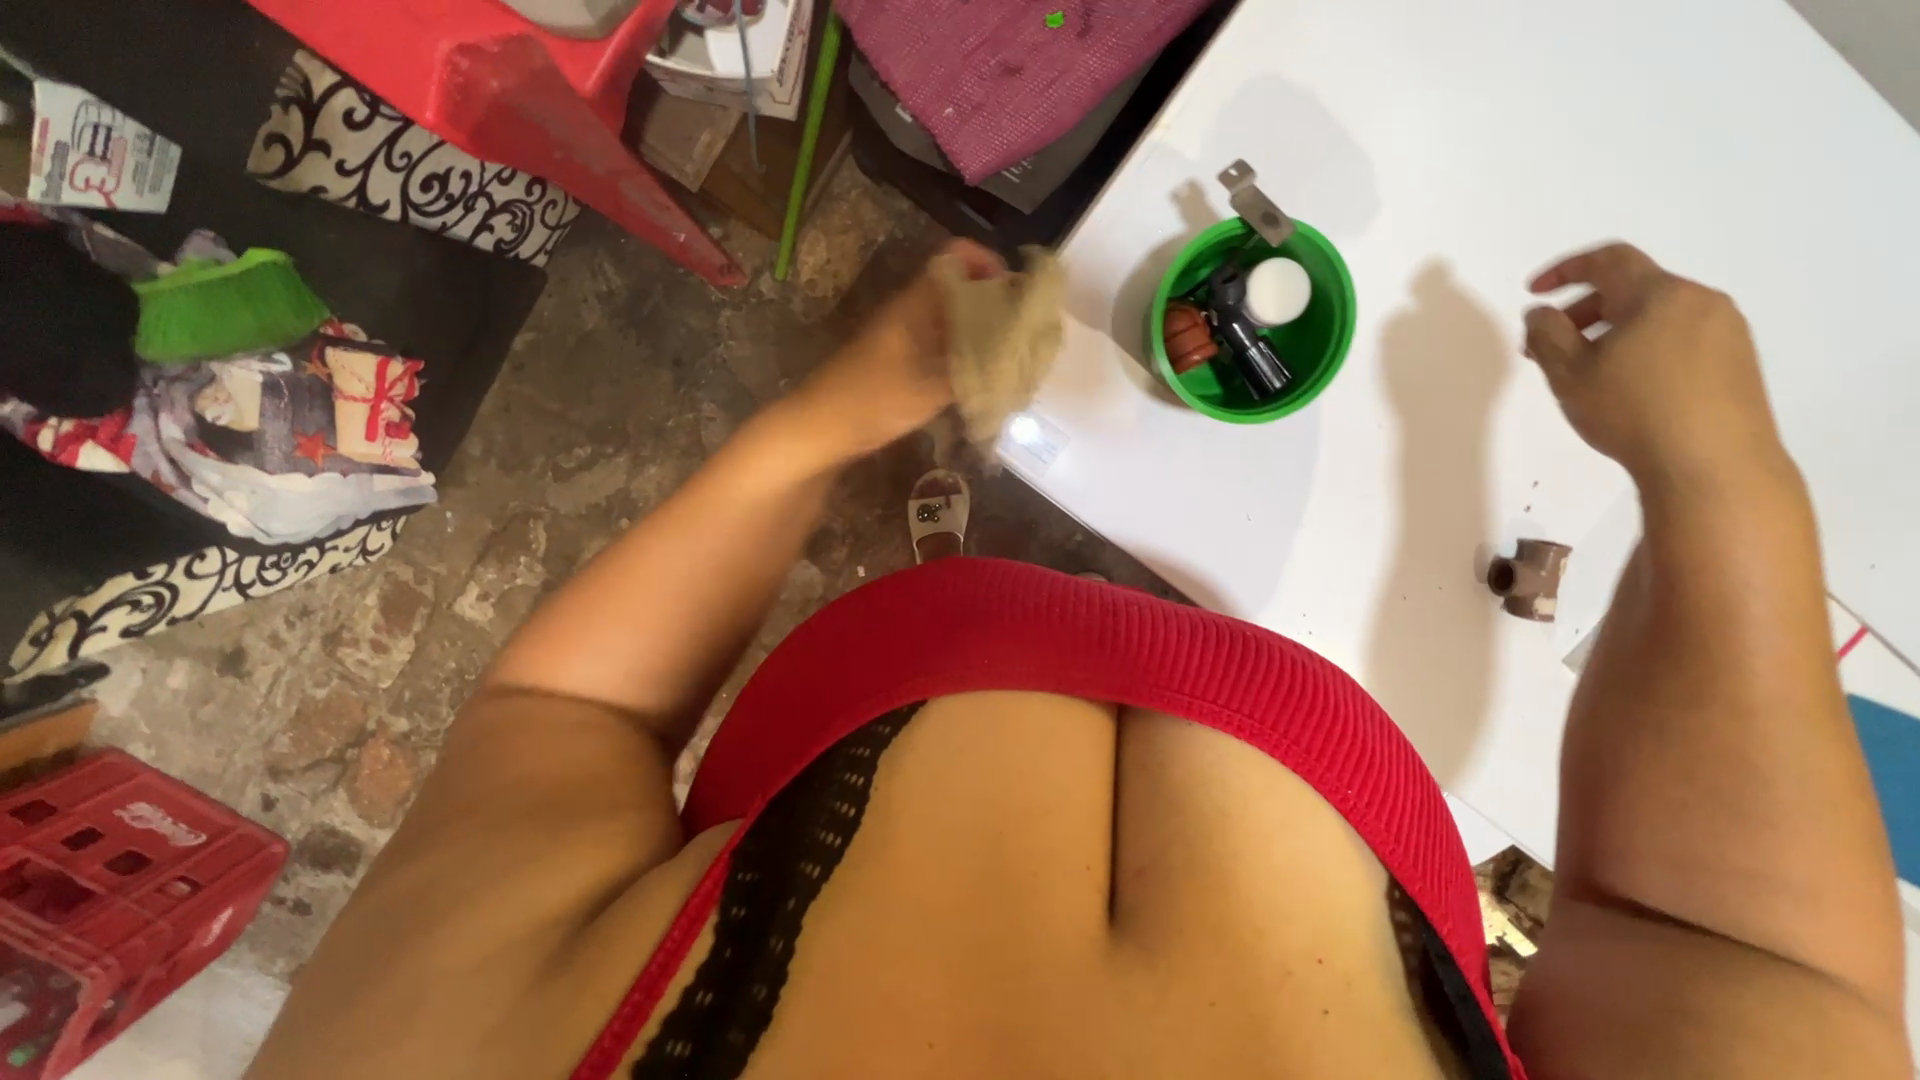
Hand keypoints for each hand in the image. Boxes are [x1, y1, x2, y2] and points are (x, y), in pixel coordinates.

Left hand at [788, 239, 1006, 457]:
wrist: (818, 431)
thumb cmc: (868, 401)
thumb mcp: (927, 387)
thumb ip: (974, 370)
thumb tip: (1017, 357)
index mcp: (915, 304)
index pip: (957, 257)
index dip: (990, 263)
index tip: (1020, 295)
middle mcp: (914, 314)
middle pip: (963, 291)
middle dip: (999, 305)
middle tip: (1030, 334)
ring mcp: (909, 340)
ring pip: (957, 323)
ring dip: (987, 335)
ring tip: (1018, 359)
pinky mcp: (906, 366)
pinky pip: (947, 350)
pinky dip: (970, 360)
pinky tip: (989, 383)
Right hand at [1524, 243, 1793, 491]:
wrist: (1712, 462)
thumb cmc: (1632, 410)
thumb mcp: (1569, 374)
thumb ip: (1546, 335)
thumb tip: (1541, 313)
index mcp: (1660, 295)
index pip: (1609, 260)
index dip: (1565, 269)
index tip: (1534, 292)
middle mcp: (1700, 301)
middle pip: (1632, 289)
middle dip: (1583, 311)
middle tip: (1547, 347)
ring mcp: (1726, 330)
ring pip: (1655, 316)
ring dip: (1612, 333)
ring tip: (1585, 372)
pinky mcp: (1737, 360)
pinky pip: (1679, 338)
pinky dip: (1643, 348)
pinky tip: (1626, 387)